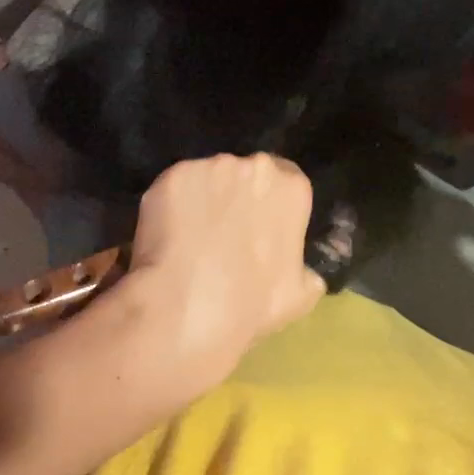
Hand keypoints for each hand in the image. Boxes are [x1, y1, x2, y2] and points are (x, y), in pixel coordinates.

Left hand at [119, 153, 325, 386]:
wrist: (186, 308)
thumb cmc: (251, 304)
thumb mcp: (301, 295)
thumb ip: (306, 268)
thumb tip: (304, 270)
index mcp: (291, 188)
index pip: (286, 179)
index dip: (271, 202)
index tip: (259, 226)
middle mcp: (252, 166)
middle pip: (246, 174)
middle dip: (237, 196)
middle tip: (224, 234)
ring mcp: (208, 167)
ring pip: (208, 178)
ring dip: (203, 200)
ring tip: (191, 238)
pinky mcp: (171, 177)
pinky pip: (175, 188)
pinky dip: (172, 206)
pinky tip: (167, 237)